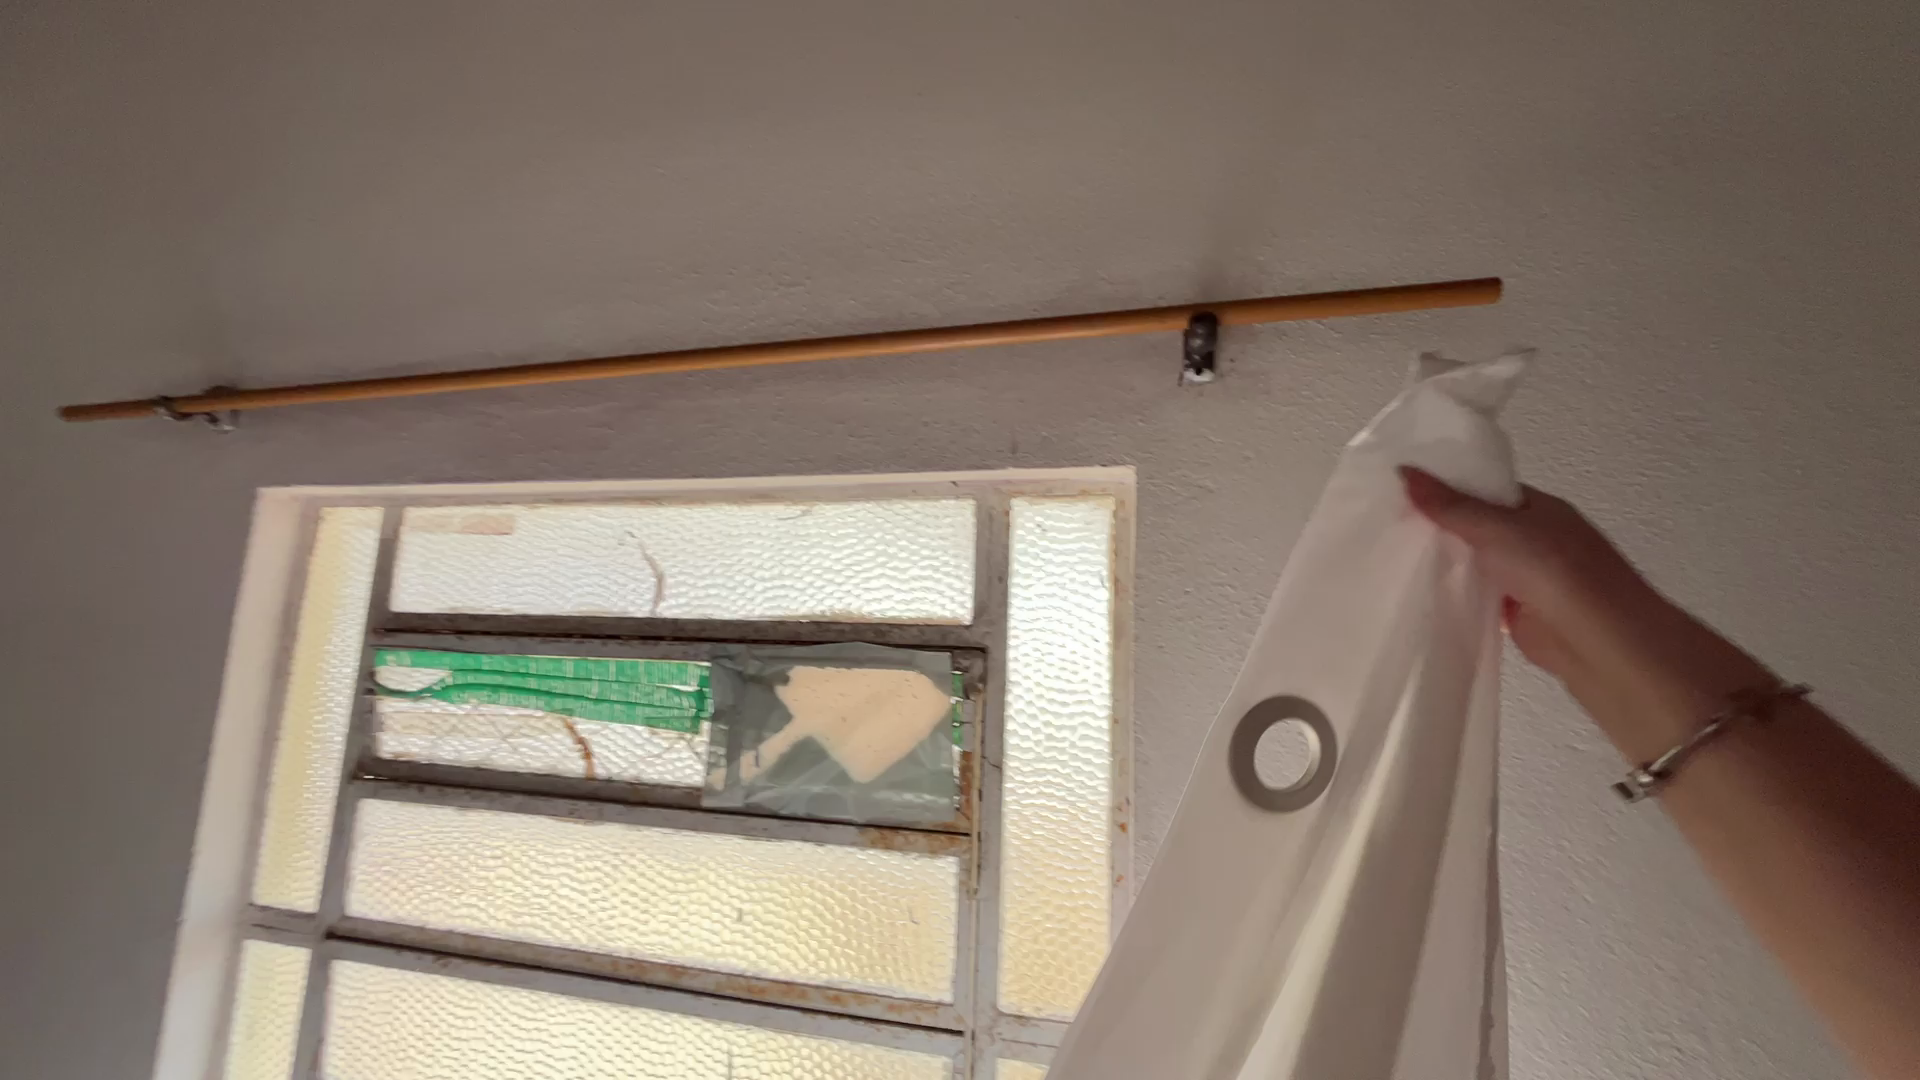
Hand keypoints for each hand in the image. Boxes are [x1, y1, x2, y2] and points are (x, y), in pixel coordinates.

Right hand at [1398, 466, 1659, 678]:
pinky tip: (1416, 588)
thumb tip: (1403, 470)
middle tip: (1386, 521)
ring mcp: (1524, 574)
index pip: (1483, 489)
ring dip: (1443, 560)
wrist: (1595, 639)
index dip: (1443, 488)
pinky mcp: (1512, 608)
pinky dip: (1451, 591)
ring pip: (1472, 560)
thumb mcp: (1494, 527)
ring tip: (1390, 551)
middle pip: (1474, 525)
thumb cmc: (1552, 570)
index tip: (1400, 491)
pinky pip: (1473, 593)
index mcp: (1538, 508)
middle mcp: (1534, 537)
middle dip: (1437, 525)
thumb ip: (1447, 504)